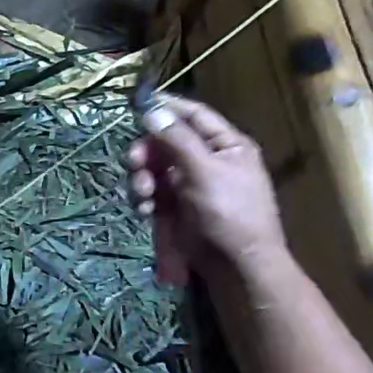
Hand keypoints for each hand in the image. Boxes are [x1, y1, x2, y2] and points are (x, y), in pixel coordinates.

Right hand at [126, 94, 284, 281]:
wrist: (238, 267)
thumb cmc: (230, 213)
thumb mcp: (205, 171)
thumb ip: (177, 139)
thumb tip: (152, 110)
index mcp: (225, 145)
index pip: (193, 115)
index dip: (167, 108)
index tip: (138, 104)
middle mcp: (207, 161)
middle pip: (166, 143)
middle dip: (147, 153)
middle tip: (135, 162)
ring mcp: (190, 186)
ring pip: (154, 169)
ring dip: (142, 179)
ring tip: (144, 195)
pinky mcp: (177, 209)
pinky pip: (153, 194)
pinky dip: (146, 200)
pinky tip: (146, 211)